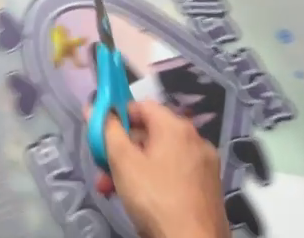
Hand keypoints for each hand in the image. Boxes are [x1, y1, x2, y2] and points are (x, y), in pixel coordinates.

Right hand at [95, 100, 225, 237]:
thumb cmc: (155, 197)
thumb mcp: (122, 160)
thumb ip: (107, 128)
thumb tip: (95, 105)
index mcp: (176, 127)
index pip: (139, 105)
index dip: (117, 116)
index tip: (101, 136)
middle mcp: (195, 140)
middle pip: (149, 133)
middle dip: (122, 149)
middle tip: (104, 169)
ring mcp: (205, 166)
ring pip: (160, 156)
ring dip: (134, 167)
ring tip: (114, 189)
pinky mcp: (209, 189)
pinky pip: (174, 173)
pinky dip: (154, 179)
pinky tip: (139, 198)